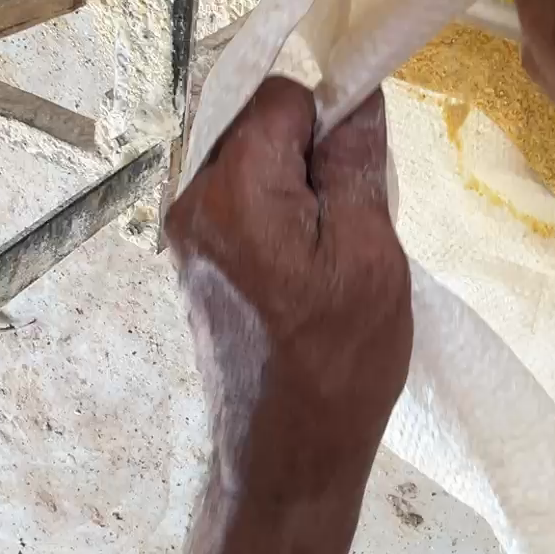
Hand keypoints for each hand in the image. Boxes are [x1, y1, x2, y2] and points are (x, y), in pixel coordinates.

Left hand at [164, 78, 411, 492]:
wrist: (285, 458)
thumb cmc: (338, 363)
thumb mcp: (369, 255)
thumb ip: (355, 162)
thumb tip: (357, 95)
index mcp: (233, 190)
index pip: (279, 97)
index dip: (327, 115)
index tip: (353, 166)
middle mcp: (191, 199)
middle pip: (255, 121)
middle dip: (307, 147)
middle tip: (345, 211)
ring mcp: (184, 230)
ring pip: (248, 157)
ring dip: (293, 178)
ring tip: (327, 240)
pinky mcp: (192, 255)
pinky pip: (236, 195)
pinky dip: (274, 204)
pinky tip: (302, 257)